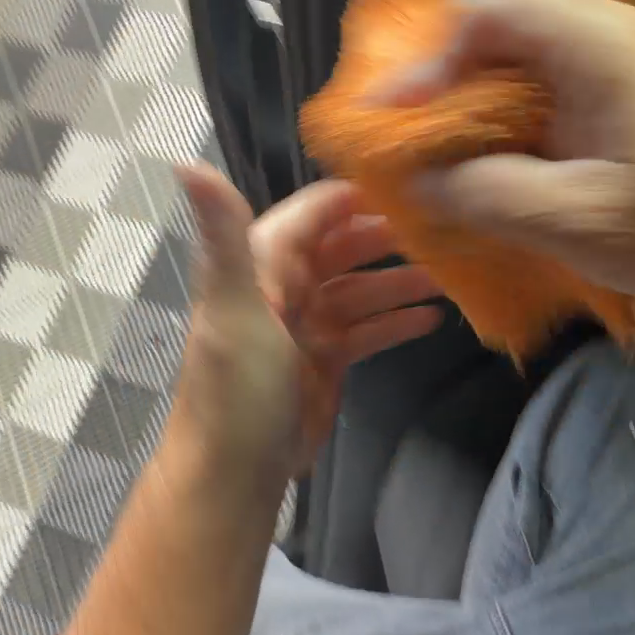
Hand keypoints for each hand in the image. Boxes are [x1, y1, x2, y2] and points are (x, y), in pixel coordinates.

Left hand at [171, 166, 441, 485]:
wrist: (236, 472)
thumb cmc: (235, 390)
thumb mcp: (234, 309)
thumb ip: (225, 236)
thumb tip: (187, 162)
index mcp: (259, 269)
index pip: (308, 218)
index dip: (349, 199)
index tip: (401, 183)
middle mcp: (283, 292)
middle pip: (341, 252)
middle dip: (385, 241)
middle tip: (439, 231)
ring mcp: (307, 329)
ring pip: (360, 292)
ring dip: (399, 283)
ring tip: (447, 276)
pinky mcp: (326, 363)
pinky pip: (366, 332)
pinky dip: (395, 323)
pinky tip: (431, 319)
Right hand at [378, 0, 634, 299]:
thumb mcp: (580, 220)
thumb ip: (490, 196)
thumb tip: (421, 180)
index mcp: (593, 42)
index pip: (481, 14)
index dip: (421, 64)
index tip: (389, 123)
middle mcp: (604, 33)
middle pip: (496, 33)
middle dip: (441, 90)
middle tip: (406, 147)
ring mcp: (620, 61)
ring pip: (520, 65)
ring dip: (475, 112)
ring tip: (440, 165)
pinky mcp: (628, 93)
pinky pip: (549, 92)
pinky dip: (512, 127)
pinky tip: (497, 171)